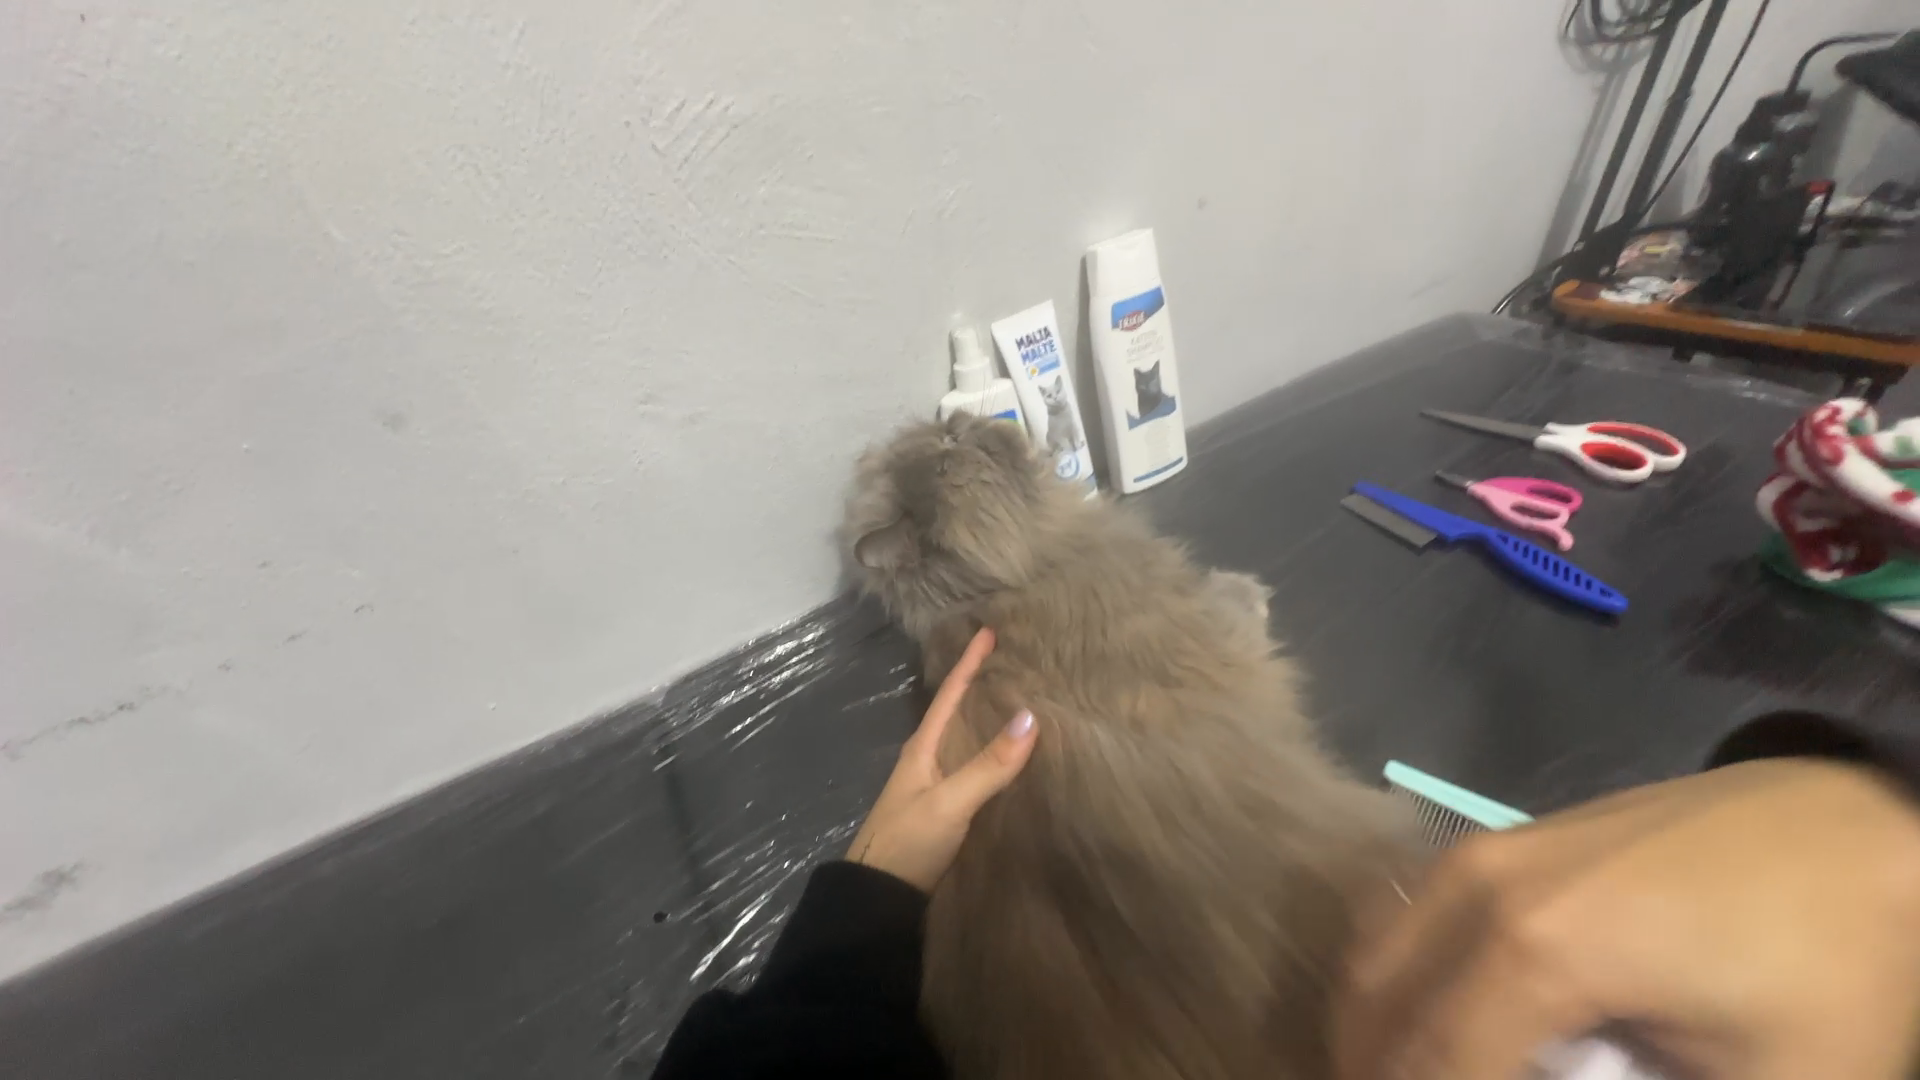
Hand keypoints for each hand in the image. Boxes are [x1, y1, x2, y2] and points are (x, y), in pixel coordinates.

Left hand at [848, 627, 1036, 891]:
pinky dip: (992, 750)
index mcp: (923, 746)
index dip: (969, 661)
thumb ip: (988, 765)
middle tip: (1013, 659)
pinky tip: (1011, 754)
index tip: (989, 630)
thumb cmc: (908, 840)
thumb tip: (1031, 716)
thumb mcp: (949, 802)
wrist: (878, 899)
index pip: (950, 692)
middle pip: (957, 710)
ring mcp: (936, 783)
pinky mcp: (946, 808)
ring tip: (1019, 696)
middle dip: (981, 682)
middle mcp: (929, 757)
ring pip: (966, 737)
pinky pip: (974, 765)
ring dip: (987, 716)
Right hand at [1334, 758, 1919, 1079]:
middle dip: (1368, 1059)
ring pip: (1377, 947)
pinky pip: (1405, 915)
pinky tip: (1417, 1005)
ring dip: (1371, 1015)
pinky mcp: (1484, 845)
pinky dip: (1392, 971)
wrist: (1831, 831)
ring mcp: (1471, 857)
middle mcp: (1475, 892)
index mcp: (1538, 952)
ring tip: (1384, 1067)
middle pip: (1381, 992)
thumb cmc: (1816, 965)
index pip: (1443, 1055)